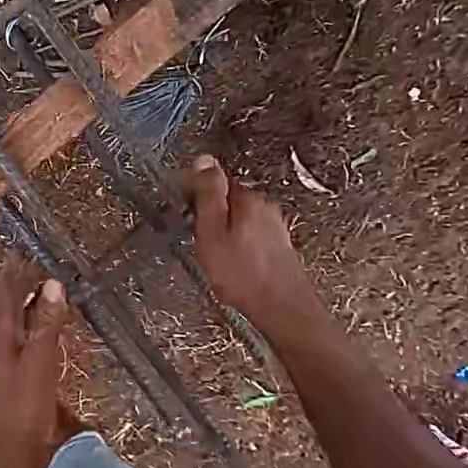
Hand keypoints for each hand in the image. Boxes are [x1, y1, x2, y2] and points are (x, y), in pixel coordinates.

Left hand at [0, 256, 70, 464]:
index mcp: (7, 336)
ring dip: (32, 302)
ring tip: (46, 286)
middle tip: (36, 262)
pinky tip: (55, 328)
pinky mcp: (31, 374)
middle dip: (21, 282)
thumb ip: (46, 323)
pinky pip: (37, 339)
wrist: (18, 447)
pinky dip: (45, 325)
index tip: (21, 248)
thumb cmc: (25, 403)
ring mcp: (19, 359)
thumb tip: (52, 284)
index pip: (6, 294)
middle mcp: (9, 343)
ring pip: (22, 321)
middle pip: (11, 305)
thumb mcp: (38, 359)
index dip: (12, 271)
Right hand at [185, 154, 321, 329]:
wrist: (281, 307)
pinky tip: (233, 266)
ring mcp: (275, 228)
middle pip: (230, 201)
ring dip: (225, 234)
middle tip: (200, 240)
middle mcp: (266, 209)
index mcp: (249, 200)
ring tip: (215, 257)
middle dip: (213, 216)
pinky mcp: (278, 247)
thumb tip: (204, 160)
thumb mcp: (212, 231)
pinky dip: (238, 247)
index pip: (218, 182)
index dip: (198, 198)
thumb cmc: (243, 274)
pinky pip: (250, 238)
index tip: (186, 214)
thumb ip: (208, 195)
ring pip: (240, 221)